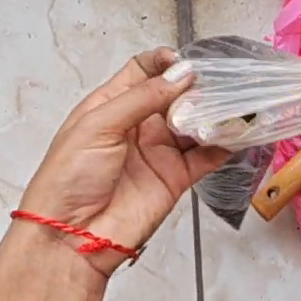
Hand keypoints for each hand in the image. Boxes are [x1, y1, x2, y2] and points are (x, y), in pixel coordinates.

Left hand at [19, 49, 231, 275]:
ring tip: (229, 105)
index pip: (144, 71)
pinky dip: (222, 143)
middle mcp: (138, 124)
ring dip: (212, 113)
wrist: (70, 238)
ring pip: (194, 123)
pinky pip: (205, 156)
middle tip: (212, 85)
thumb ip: (142, 98)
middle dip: (195, 87)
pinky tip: (234, 132)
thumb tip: (180, 75)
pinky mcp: (175, 178)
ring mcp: (158, 151)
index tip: (184, 63)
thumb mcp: (98, 125)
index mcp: (111, 104)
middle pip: (175, 95)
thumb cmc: (67, 178)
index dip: (165, 62)